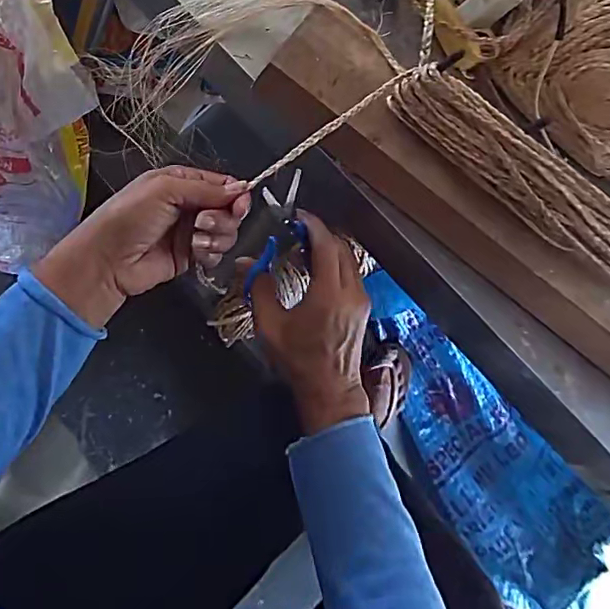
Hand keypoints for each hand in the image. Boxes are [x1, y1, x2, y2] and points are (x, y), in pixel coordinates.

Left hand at [34, 166, 249, 327]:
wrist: (106, 262)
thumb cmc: (128, 218)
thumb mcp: (165, 190)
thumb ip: (206, 188)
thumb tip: (241, 188)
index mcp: (180, 181)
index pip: (220, 184)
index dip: (235, 193)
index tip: (240, 203)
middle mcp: (188, 204)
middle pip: (228, 208)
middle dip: (224, 216)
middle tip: (205, 222)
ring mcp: (190, 231)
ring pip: (226, 231)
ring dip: (217, 235)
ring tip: (195, 239)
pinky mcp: (190, 256)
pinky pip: (217, 252)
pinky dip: (211, 253)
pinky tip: (195, 252)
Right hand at [246, 212, 371, 433]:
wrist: (331, 392)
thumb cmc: (300, 361)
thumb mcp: (271, 326)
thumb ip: (259, 289)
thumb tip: (247, 264)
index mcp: (330, 292)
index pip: (326, 244)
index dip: (312, 225)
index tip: (297, 217)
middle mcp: (351, 291)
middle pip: (340, 246)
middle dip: (319, 233)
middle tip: (297, 231)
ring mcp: (360, 299)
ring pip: (348, 258)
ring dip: (329, 247)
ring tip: (304, 247)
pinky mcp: (362, 306)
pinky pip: (351, 272)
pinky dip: (335, 262)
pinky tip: (316, 269)